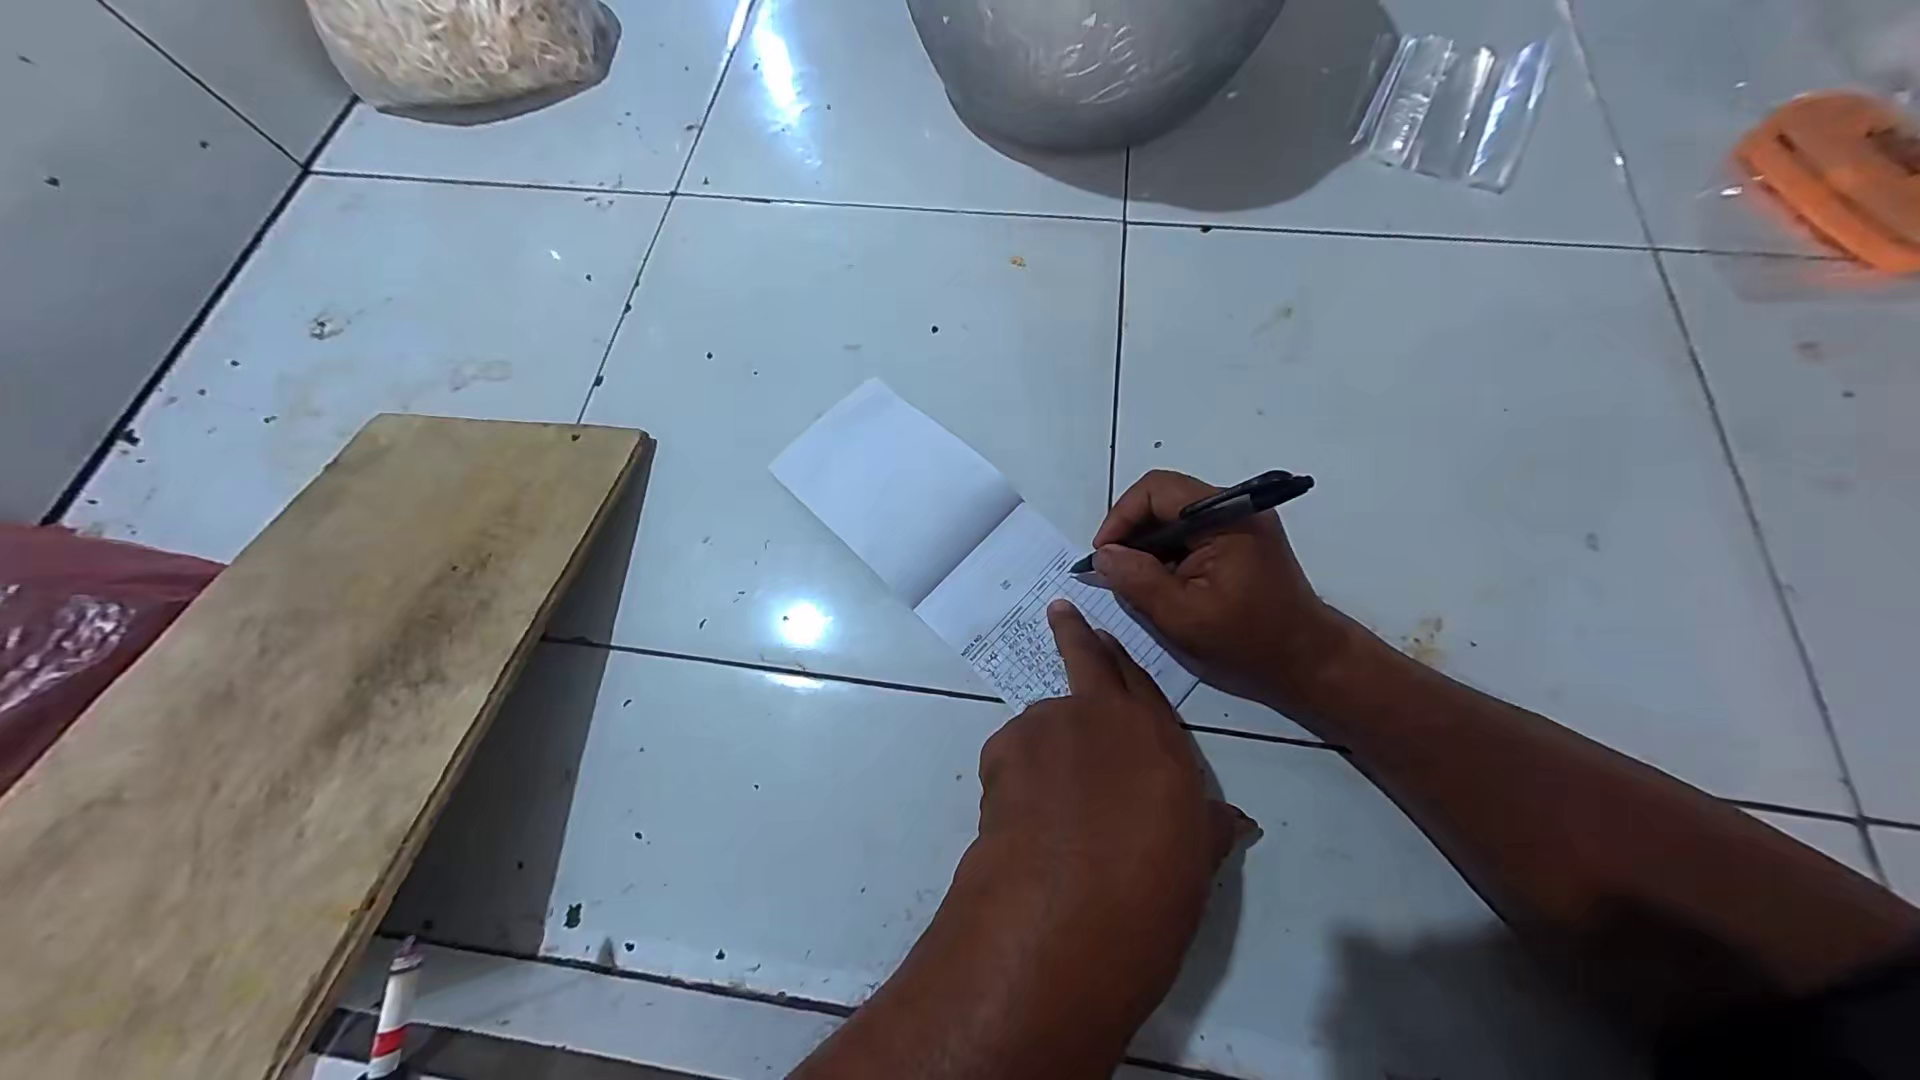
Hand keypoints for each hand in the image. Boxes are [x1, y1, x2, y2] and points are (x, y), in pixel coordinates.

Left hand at [790, 602, 1253, 1079]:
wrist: (1068, 904)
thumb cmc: (1151, 888)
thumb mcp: (1195, 861)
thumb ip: (1208, 828)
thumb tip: (1236, 822)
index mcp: (1157, 739)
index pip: (1143, 686)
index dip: (1125, 663)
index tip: (1108, 638)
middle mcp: (1103, 717)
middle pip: (1089, 661)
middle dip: (1076, 634)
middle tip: (1061, 611)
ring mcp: (1051, 724)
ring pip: (1046, 720)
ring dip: (1046, 740)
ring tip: (1046, 795)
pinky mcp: (1007, 745)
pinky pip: (1014, 752)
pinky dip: (1017, 771)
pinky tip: (1021, 811)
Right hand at [1092, 469, 1352, 710]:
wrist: (1308, 663)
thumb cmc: (1248, 643)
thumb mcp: (1181, 616)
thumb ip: (1136, 580)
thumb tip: (1102, 555)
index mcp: (1226, 518)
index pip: (1157, 490)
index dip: (1121, 517)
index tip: (1103, 555)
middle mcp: (1235, 509)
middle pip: (1163, 499)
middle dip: (1131, 533)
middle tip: (1114, 571)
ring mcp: (1239, 523)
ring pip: (1173, 518)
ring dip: (1147, 546)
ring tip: (1135, 583)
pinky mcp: (1239, 540)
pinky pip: (1189, 534)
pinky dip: (1166, 554)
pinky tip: (1160, 584)